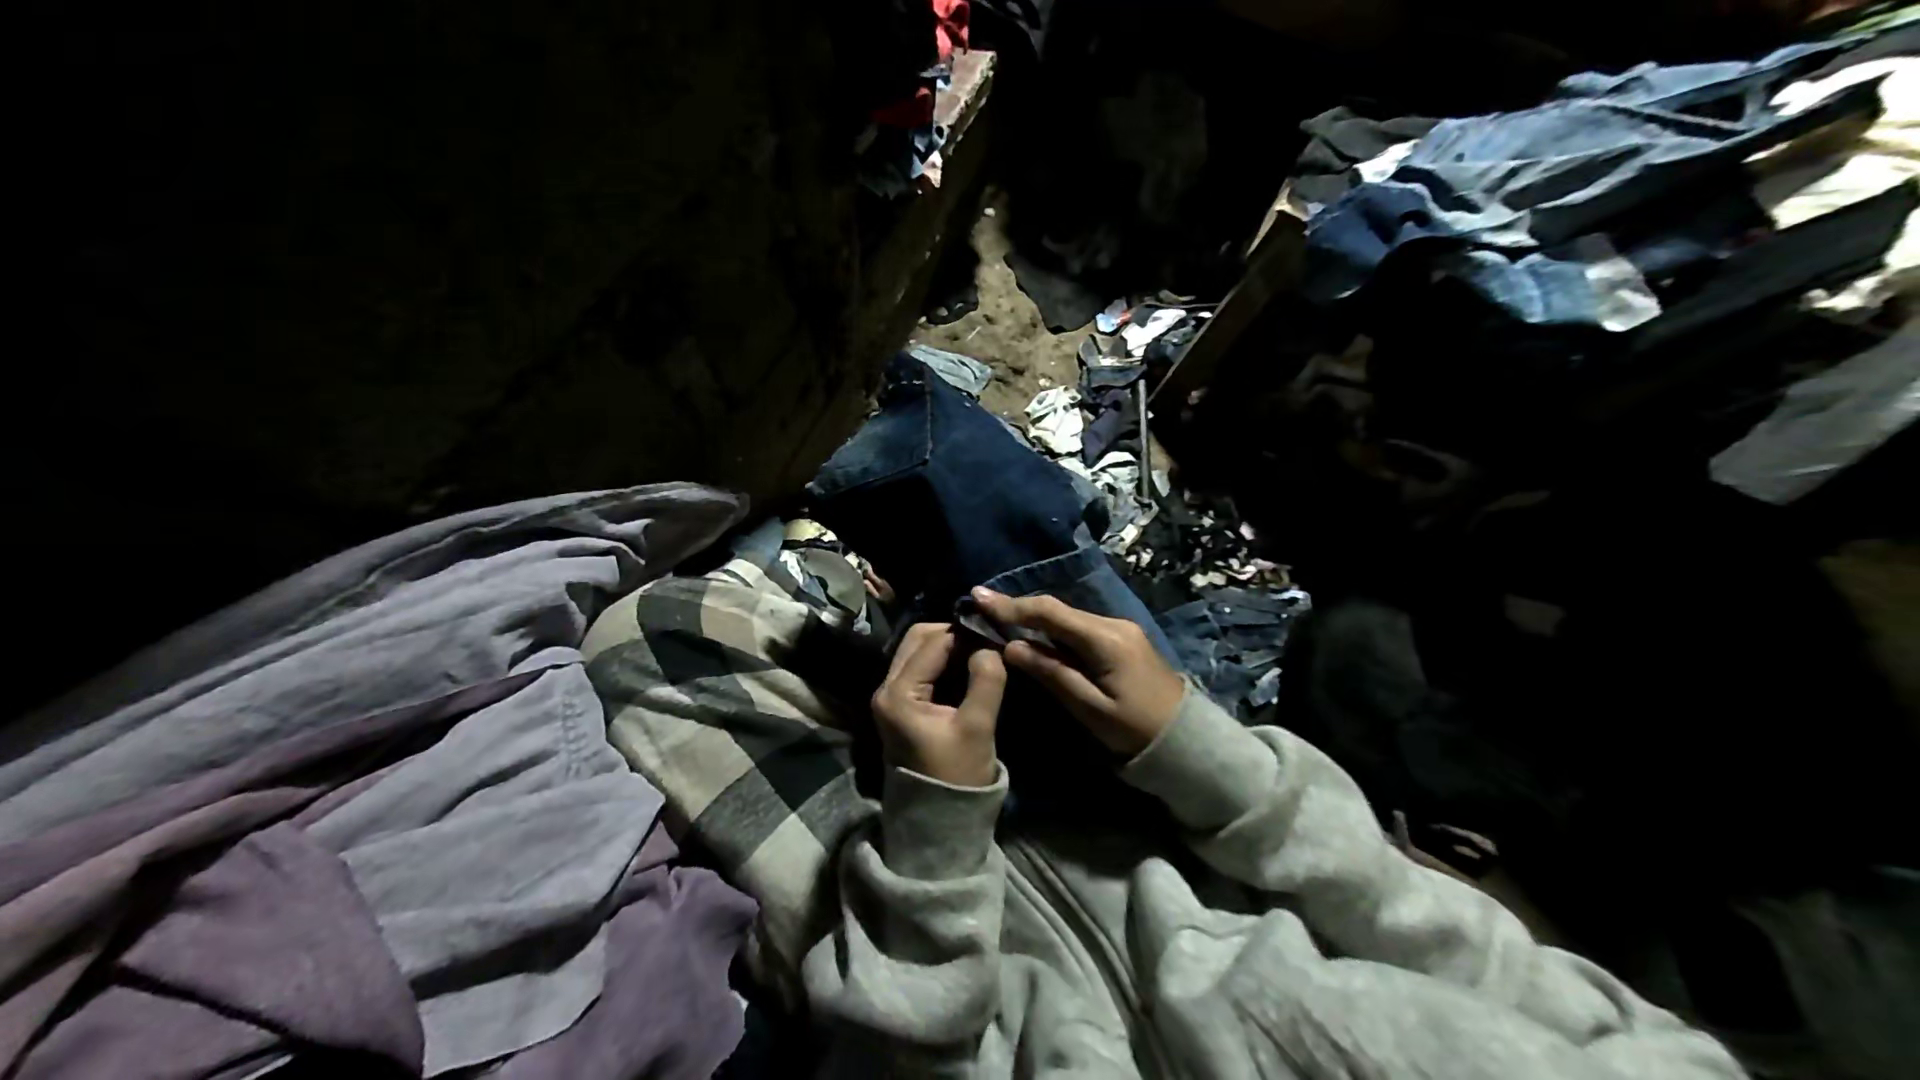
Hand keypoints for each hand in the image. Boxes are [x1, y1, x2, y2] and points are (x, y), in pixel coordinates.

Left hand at [871, 622, 1005, 786]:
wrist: (938, 821)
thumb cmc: (957, 776)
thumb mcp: (978, 727)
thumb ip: (985, 680)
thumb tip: (990, 645)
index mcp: (898, 694)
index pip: (932, 643)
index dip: (964, 632)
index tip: (994, 628)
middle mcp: (886, 689)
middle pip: (917, 640)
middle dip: (952, 633)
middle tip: (986, 636)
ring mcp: (890, 697)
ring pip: (917, 651)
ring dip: (947, 645)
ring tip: (981, 647)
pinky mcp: (901, 705)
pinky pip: (920, 668)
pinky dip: (942, 660)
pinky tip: (968, 663)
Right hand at [971, 588, 1184, 756]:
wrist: (1186, 740)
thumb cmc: (1136, 730)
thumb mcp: (1090, 708)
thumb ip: (1052, 674)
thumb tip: (1012, 647)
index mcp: (1105, 639)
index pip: (1050, 613)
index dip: (1012, 605)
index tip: (978, 596)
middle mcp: (1112, 624)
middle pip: (1058, 610)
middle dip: (1019, 608)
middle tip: (982, 607)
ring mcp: (1119, 630)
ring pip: (1067, 617)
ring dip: (1034, 618)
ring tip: (999, 619)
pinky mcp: (1121, 640)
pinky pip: (1079, 628)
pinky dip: (1052, 629)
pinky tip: (1034, 634)